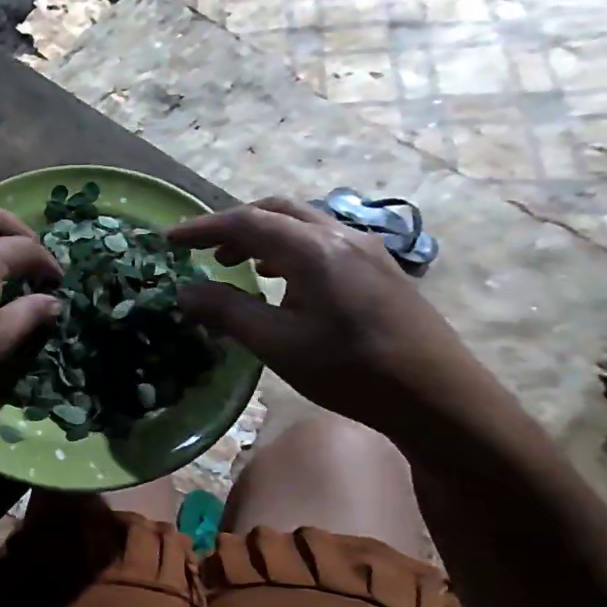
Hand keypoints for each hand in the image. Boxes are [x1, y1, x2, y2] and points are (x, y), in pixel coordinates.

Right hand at [168, 198, 502, 441]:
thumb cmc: (350, 371)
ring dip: (265, 235)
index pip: (247, 222)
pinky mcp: (380, 267)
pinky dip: (291, 249)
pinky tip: (286, 282)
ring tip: (239, 265)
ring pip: (304, 223)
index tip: (171, 239)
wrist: (436, 394)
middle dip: (235, 226)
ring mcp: (366, 248)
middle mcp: (341, 234)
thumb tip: (184, 291)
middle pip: (277, 211)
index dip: (204, 228)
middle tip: (206, 251)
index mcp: (313, 249)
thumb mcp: (278, 345)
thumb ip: (227, 312)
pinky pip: (324, 240)